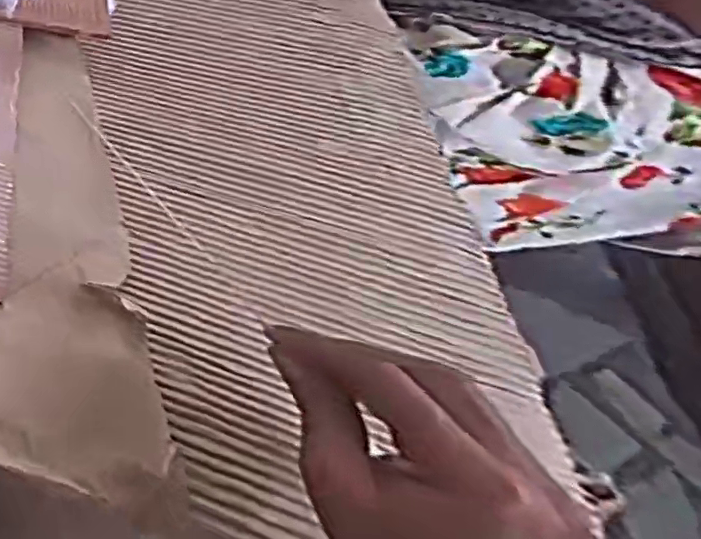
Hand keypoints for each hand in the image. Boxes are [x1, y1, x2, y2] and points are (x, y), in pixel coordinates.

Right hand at [271, 328, 594, 538]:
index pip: (384, 378)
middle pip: (432, 378)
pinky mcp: (556, 502)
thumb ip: (319, 415)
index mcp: (476, 480)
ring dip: (397, 375)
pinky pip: (488, 426)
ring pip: (464, 396)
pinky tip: (397, 404)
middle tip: (312, 351)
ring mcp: (553, 494)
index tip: (284, 338)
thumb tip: (294, 360)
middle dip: (362, 356)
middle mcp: (531, 483)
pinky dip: (433, 403)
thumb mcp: (340, 490)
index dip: (324, 349)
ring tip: (347, 373)